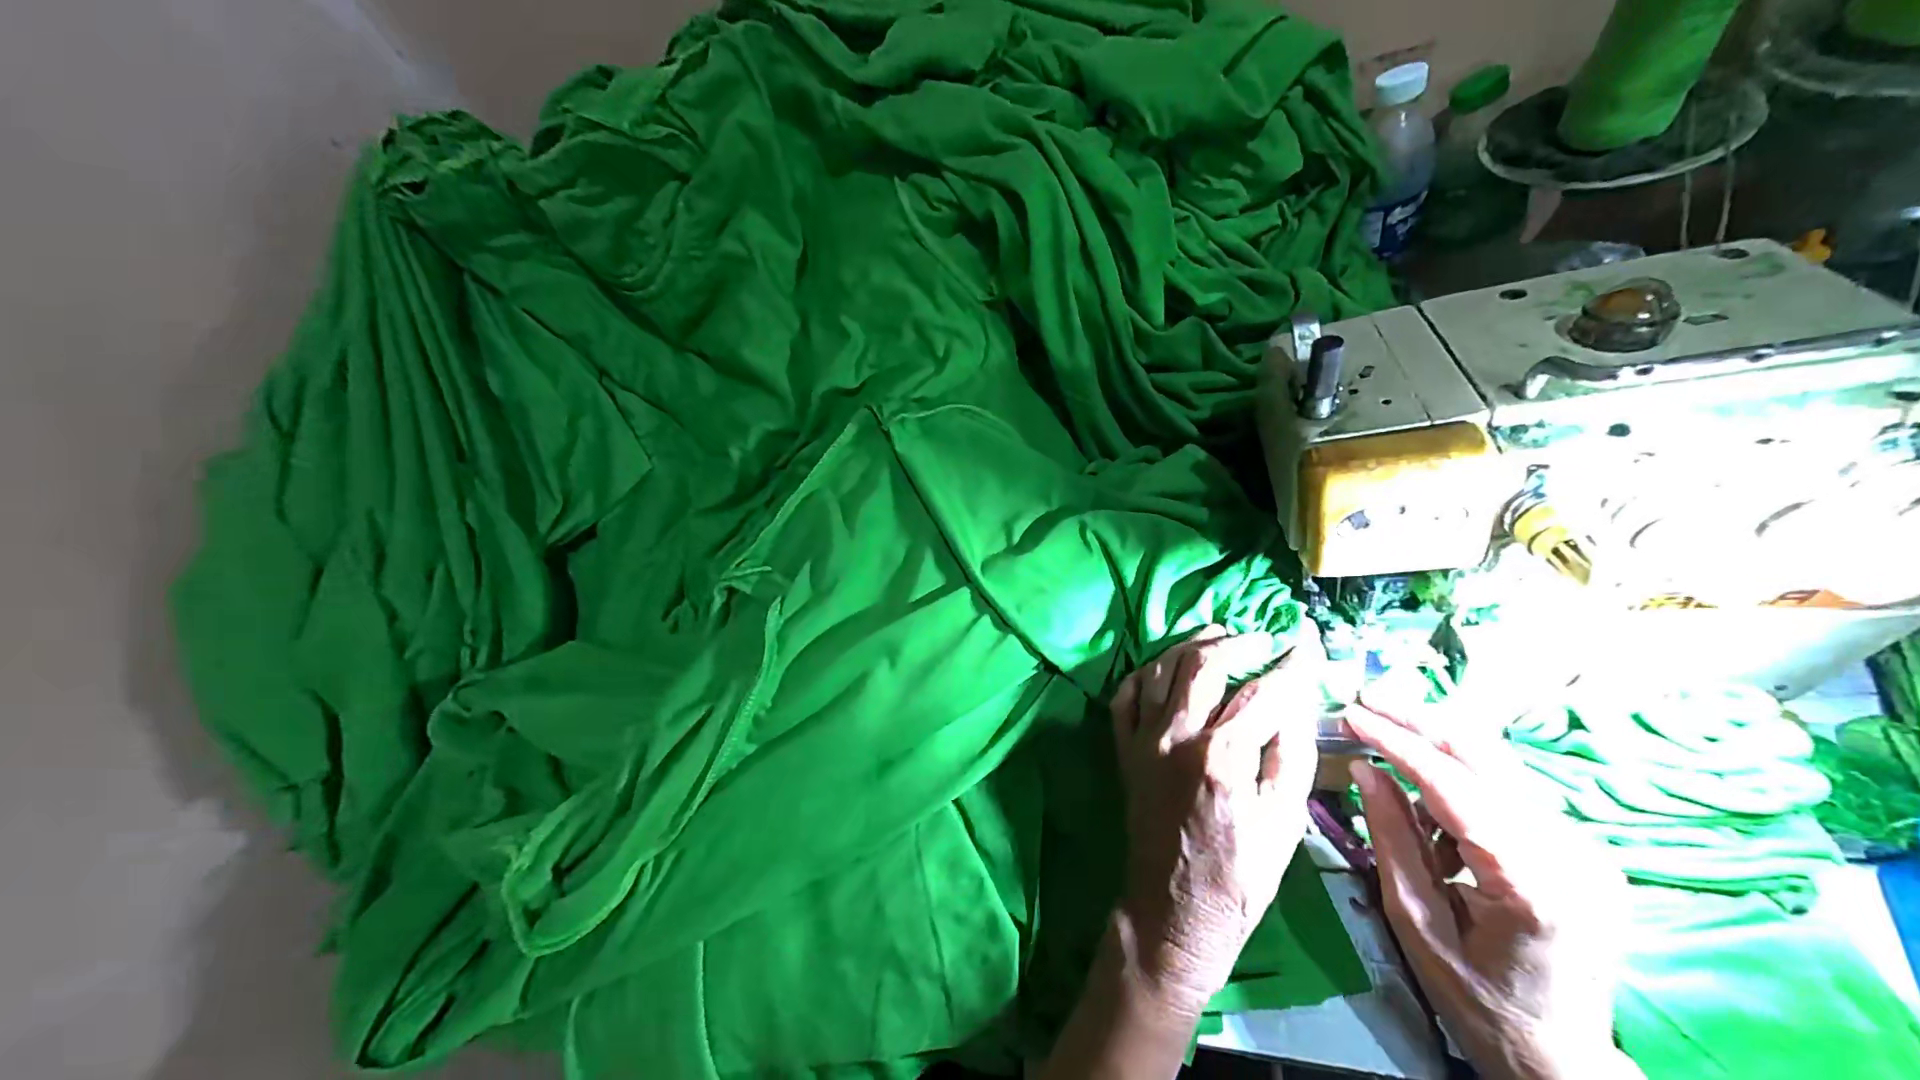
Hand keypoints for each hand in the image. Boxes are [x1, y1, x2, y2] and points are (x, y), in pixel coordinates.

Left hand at [1108, 625, 1323, 1011]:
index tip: (1304, 643)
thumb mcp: (1285, 823)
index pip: (1262, 692)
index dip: (1289, 665)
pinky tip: (1167, 667)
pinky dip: (1146, 673)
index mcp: (1222, 758)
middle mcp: (1175, 738)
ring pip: (1160, 669)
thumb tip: (1295, 703)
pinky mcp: (1123, 750)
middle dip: (1237, 642)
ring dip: (1191, 646)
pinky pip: (1125, 696)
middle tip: (1261, 639)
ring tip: (1219, 637)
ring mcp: (1142, 741)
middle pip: (1203, 664)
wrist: (1172, 910)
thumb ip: (1292, 755)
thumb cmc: (1240, 876)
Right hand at [1345, 699, 1643, 1079]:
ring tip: (1380, 741)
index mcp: (1532, 884)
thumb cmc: (1475, 998)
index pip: (1455, 787)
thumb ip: (1392, 839)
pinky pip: (1505, 793)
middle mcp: (1571, 855)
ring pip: (1496, 768)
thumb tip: (1364, 769)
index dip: (1398, 742)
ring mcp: (1583, 849)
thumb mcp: (1416, 922)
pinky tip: (1423, 802)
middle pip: (1486, 759)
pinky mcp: (1578, 848)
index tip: (1352, 713)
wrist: (1559, 1056)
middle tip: (1364, 699)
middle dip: (1418, 721)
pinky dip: (1456, 781)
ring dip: (1434, 747)